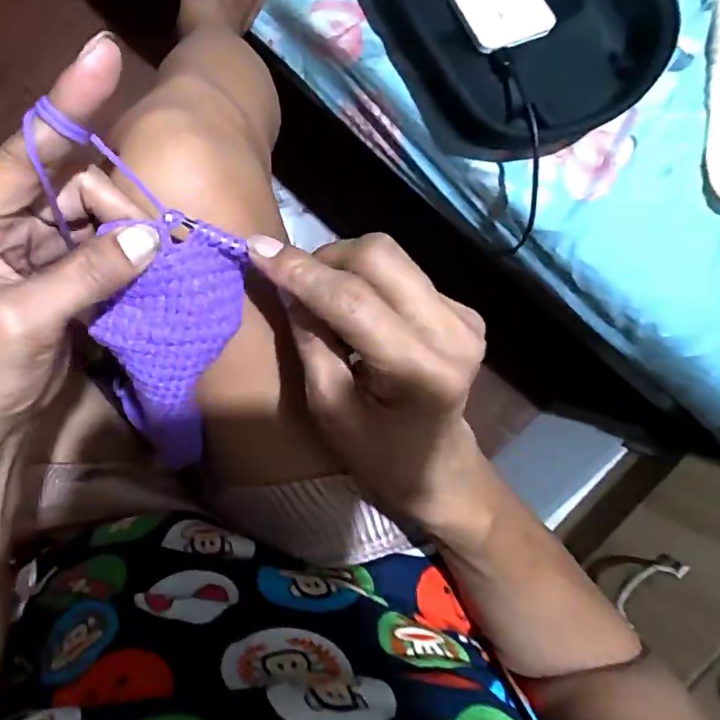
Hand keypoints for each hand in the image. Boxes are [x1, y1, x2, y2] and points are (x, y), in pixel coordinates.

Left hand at [0, 33, 158, 474]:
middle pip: (68, 181)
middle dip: (113, 197)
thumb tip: (150, 234)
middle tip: (153, 231)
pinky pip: (98, 244)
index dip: (65, 103)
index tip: (104, 52)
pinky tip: (146, 258)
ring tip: (154, 249)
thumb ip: (85, 274)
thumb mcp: (24, 322)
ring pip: (90, 212)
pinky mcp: (57, 269)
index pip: (22, 151)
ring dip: (124, 226)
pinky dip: (124, 250)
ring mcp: (31, 245)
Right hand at [246, 233, 504, 551]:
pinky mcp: (462, 309)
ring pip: (389, 255)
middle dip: (324, 259)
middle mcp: (452, 332)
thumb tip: (287, 284)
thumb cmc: (376, 453)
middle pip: (378, 256)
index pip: (352, 301)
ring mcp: (463, 316)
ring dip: (342, 265)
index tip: (256, 249)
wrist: (438, 469)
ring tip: (323, 300)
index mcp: (420, 370)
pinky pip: (401, 270)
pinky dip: (364, 279)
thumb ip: (310, 341)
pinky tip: (358, 311)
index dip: (300, 271)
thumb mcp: (327, 407)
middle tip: (294, 284)